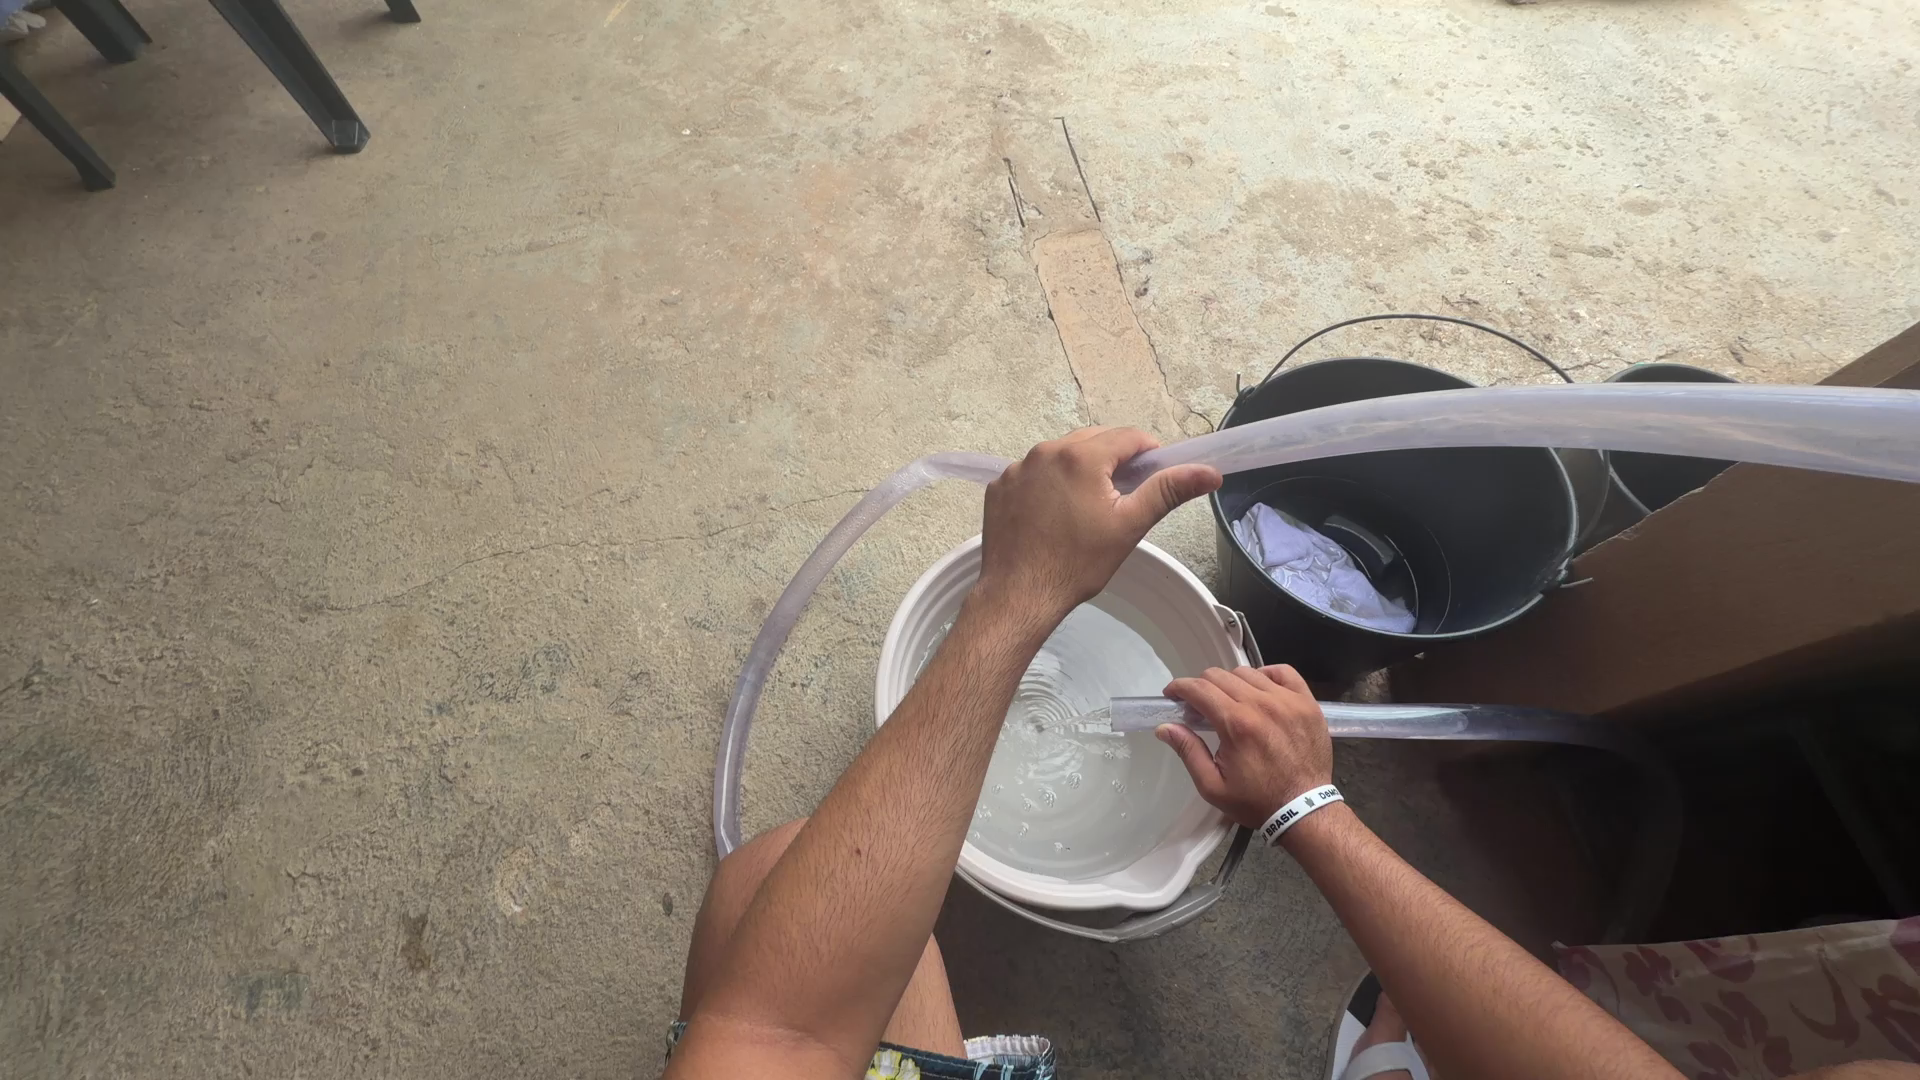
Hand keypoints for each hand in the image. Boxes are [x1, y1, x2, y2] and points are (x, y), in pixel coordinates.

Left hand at [973, 427, 1220, 622]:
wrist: (1019, 594)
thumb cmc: (1077, 563)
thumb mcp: (1129, 525)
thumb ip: (1168, 490)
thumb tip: (1210, 472)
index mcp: (1080, 456)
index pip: (1127, 436)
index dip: (1148, 452)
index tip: (1154, 476)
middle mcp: (1045, 452)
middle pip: (1093, 440)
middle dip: (1113, 460)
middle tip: (1122, 495)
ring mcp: (1017, 468)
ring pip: (1061, 455)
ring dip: (1080, 469)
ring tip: (1087, 506)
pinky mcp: (999, 486)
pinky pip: (1033, 473)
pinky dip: (1048, 484)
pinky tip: (1054, 514)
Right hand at [1156, 665, 1332, 828]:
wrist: (1305, 810)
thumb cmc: (1257, 801)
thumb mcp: (1212, 785)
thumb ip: (1188, 751)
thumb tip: (1165, 727)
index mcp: (1236, 724)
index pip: (1198, 688)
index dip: (1179, 687)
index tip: (1172, 695)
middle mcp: (1262, 705)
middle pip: (1219, 675)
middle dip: (1201, 687)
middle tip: (1200, 707)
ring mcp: (1288, 701)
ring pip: (1246, 672)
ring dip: (1230, 683)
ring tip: (1230, 702)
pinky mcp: (1307, 703)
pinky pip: (1282, 672)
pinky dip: (1266, 675)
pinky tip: (1259, 690)